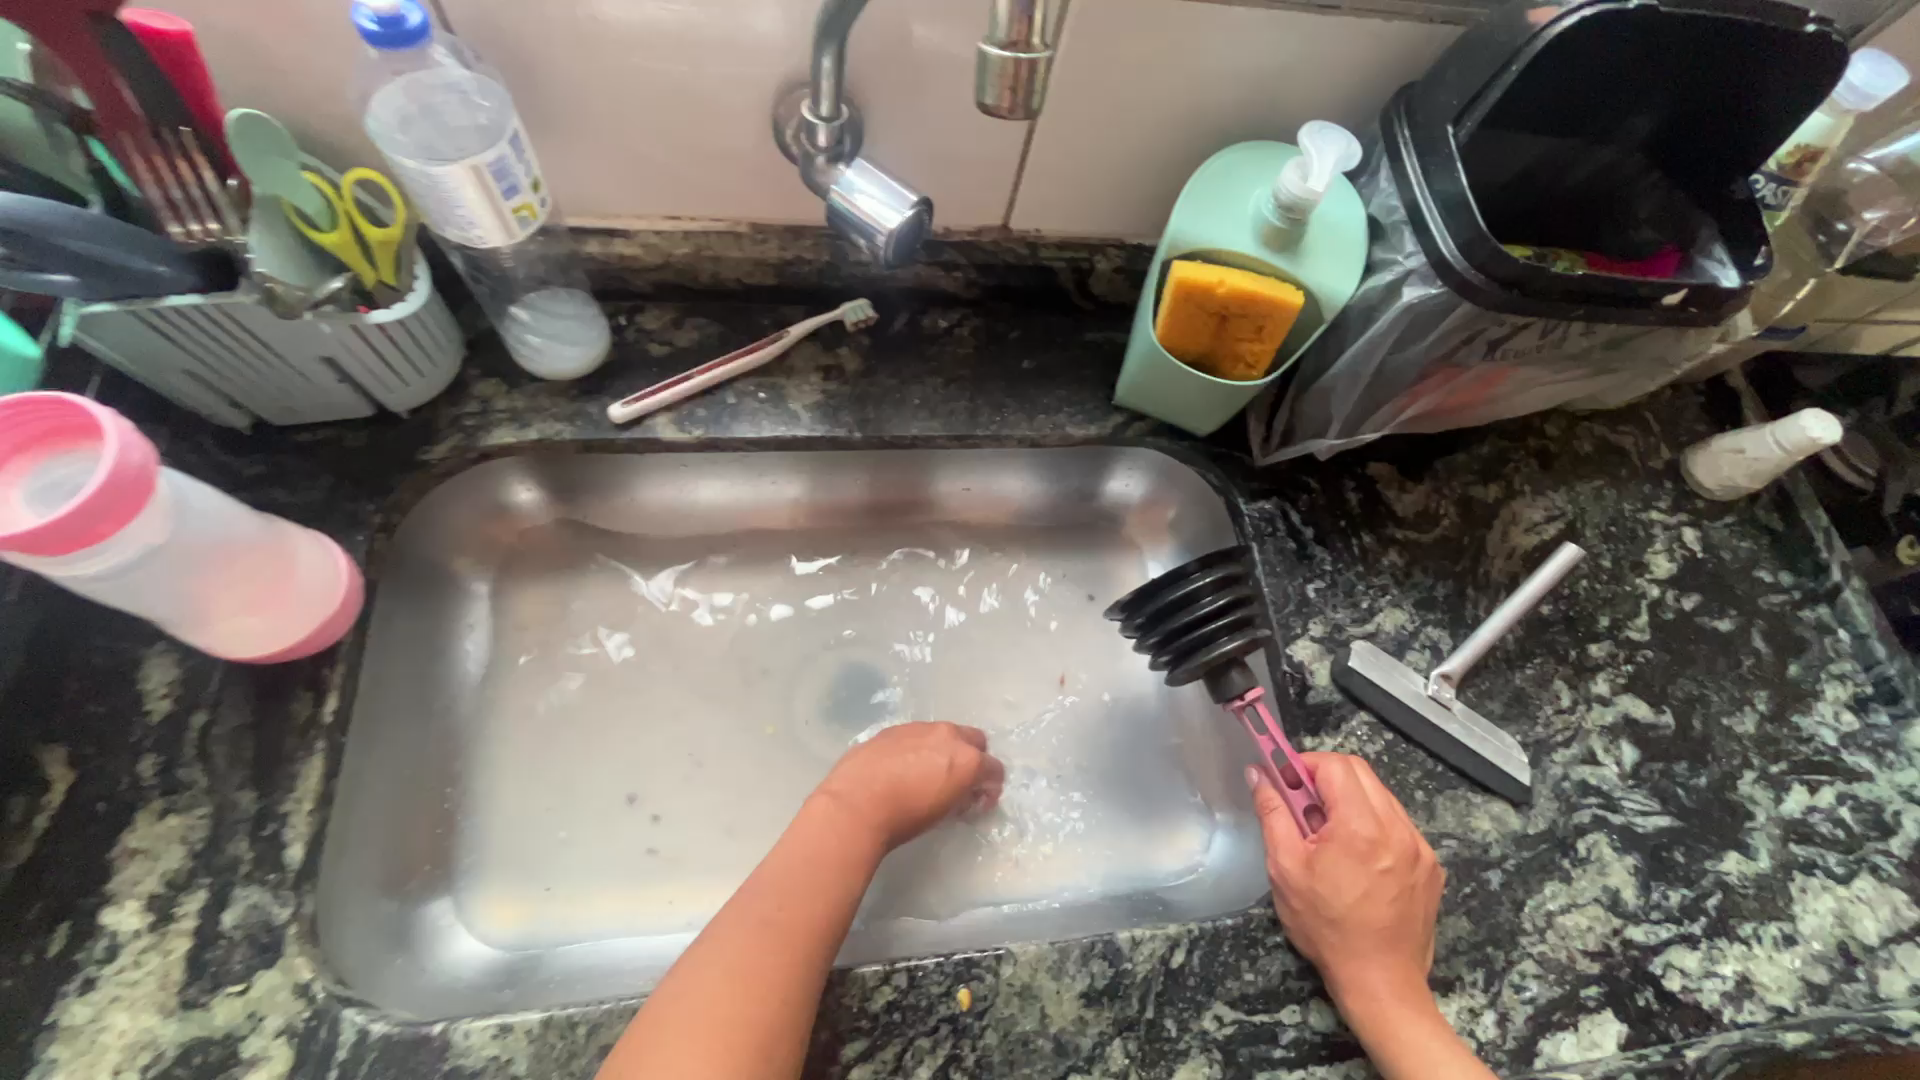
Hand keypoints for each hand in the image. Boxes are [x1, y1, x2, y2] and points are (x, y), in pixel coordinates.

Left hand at [812, 722, 1005, 852]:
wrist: (855, 804)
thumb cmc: (905, 818)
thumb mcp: (944, 813)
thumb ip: (961, 795)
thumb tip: (965, 793)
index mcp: (967, 759)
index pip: (994, 769)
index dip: (990, 787)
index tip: (978, 801)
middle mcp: (948, 736)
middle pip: (975, 740)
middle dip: (973, 758)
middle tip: (958, 782)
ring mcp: (919, 728)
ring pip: (944, 733)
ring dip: (944, 749)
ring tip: (925, 773)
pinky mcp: (894, 728)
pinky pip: (916, 735)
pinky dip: (918, 747)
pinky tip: (901, 767)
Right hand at [1247, 753, 1444, 1014]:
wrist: (1381, 981)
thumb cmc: (1325, 926)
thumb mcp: (1285, 867)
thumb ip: (1272, 812)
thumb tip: (1258, 774)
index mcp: (1361, 826)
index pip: (1335, 765)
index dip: (1304, 765)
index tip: (1284, 782)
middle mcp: (1398, 828)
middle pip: (1360, 773)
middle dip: (1324, 777)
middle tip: (1300, 804)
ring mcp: (1420, 847)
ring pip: (1380, 796)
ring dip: (1349, 800)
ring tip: (1326, 834)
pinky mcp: (1430, 865)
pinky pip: (1397, 824)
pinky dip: (1371, 823)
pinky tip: (1355, 855)